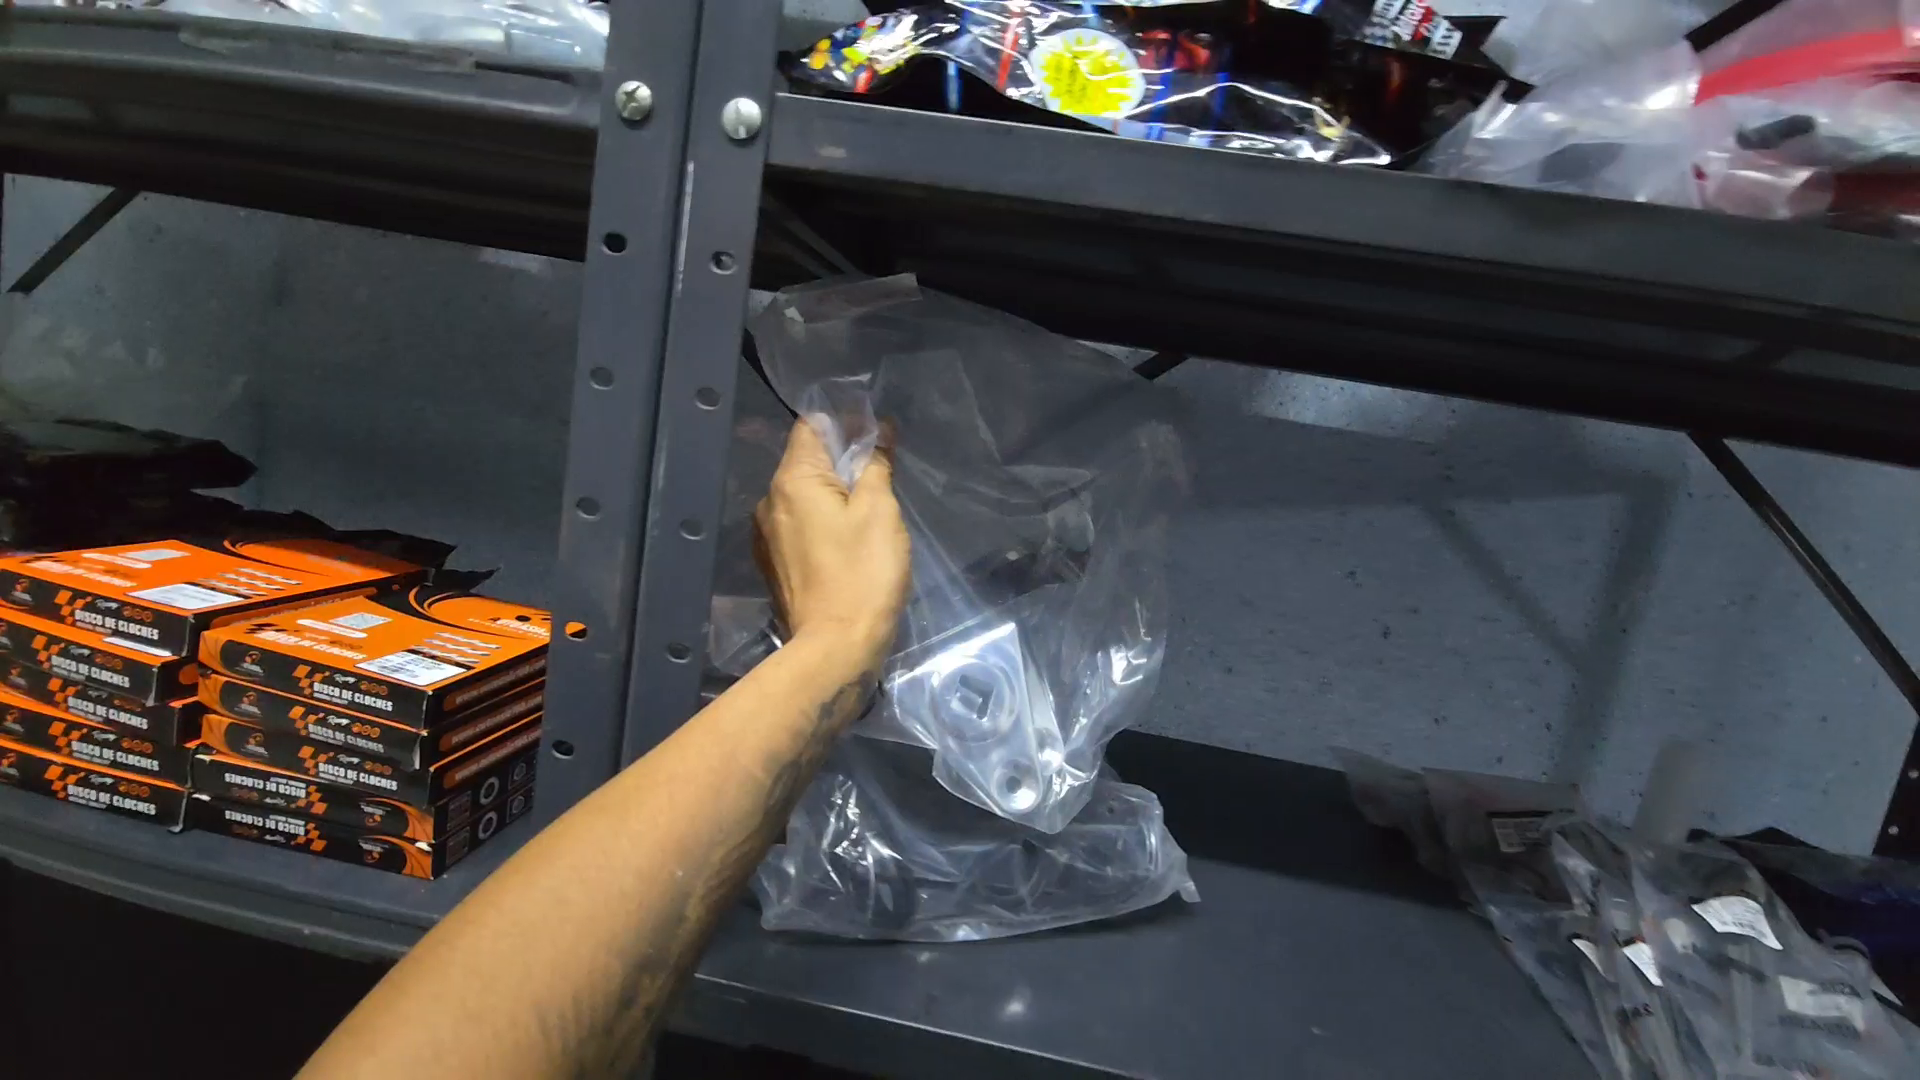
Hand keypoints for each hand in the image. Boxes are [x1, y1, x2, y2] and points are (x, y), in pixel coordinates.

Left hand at [754, 418, 910, 670]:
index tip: (878, 436)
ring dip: (834, 493)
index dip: (846, 424)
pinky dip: (823, 522)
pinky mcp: (774, 564)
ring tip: (869, 510)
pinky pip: (800, 526)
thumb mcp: (879, 511)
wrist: (836, 647)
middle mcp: (770, 501)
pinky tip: (848, 541)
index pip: (811, 426)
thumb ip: (875, 464)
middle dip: (843, 460)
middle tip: (883, 474)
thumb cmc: (862, 572)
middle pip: (806, 461)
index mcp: (792, 480)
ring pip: (804, 496)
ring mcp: (767, 536)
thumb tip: (876, 433)